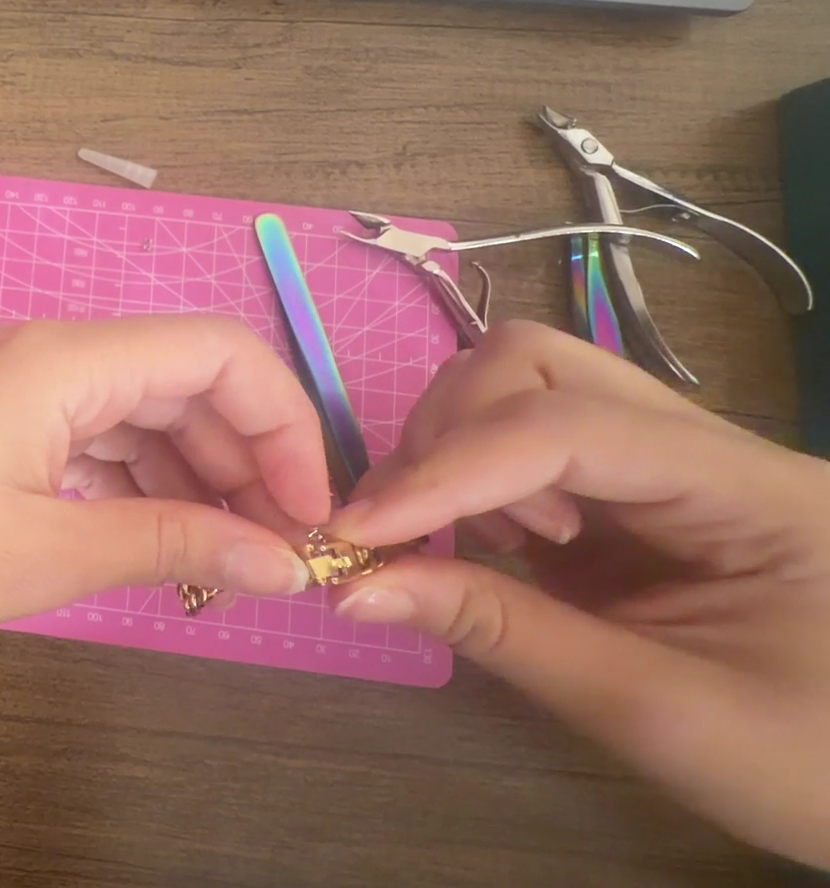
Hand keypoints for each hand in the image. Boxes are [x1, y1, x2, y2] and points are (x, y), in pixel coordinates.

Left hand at [0, 317, 333, 641]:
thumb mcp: (50, 552)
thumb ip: (173, 543)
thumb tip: (281, 562)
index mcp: (66, 360)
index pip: (218, 354)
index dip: (284, 425)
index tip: (307, 514)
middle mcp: (49, 355)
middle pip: (182, 382)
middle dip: (242, 459)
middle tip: (277, 552)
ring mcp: (19, 387)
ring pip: (138, 414)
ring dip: (190, 476)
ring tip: (225, 556)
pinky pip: (91, 438)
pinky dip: (134, 482)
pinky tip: (156, 537)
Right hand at [324, 321, 829, 868]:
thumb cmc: (817, 767)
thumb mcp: (653, 712)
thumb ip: (495, 629)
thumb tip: (347, 584)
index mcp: (753, 491)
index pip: (562, 428)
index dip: (445, 472)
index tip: (354, 531)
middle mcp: (702, 445)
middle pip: (534, 364)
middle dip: (447, 433)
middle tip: (421, 525)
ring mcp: (659, 459)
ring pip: (514, 384)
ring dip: (449, 448)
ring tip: (468, 538)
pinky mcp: (620, 486)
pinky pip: (510, 437)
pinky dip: (461, 475)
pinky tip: (481, 539)